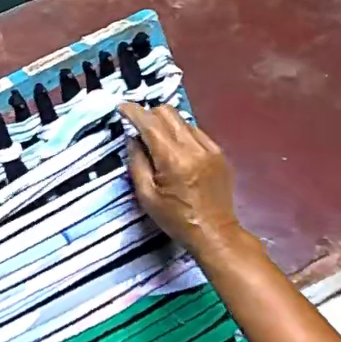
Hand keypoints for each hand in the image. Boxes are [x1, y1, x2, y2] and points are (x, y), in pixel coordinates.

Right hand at [118, 103, 247, 261]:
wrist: (216, 234)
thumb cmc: (176, 219)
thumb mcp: (146, 195)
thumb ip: (137, 162)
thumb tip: (132, 137)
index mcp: (173, 159)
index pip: (150, 123)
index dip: (133, 111)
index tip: (121, 107)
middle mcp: (193, 148)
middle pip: (167, 113)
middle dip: (149, 115)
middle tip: (138, 127)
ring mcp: (210, 149)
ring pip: (182, 119)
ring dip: (166, 123)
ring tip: (158, 140)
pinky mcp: (219, 153)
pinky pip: (196, 131)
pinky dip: (182, 133)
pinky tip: (177, 149)